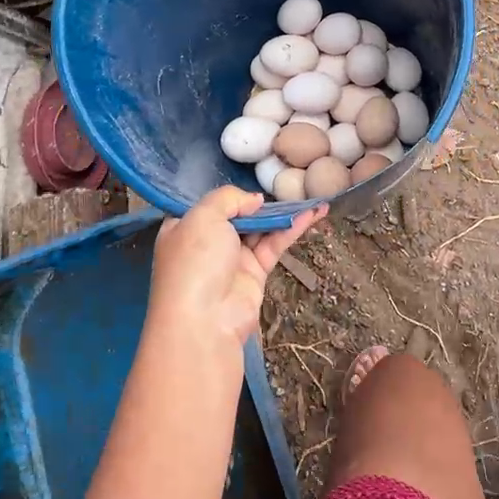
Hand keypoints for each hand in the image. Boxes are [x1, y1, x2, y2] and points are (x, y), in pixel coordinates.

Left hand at [148, 186, 326, 347]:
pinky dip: (294, 227)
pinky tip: (314, 212)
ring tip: (310, 192)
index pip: (207, 203)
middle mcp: (207, 242)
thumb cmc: (195, 261)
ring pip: (261, 227)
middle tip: (287, 181)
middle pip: (238, 213)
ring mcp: (232, 258)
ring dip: (284, 211)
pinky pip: (276, 243)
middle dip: (260, 200)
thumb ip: (229, 198)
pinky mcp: (256, 272)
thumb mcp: (203, 216)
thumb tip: (255, 201)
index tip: (250, 178)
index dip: (229, 191)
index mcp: (184, 227)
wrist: (205, 320)